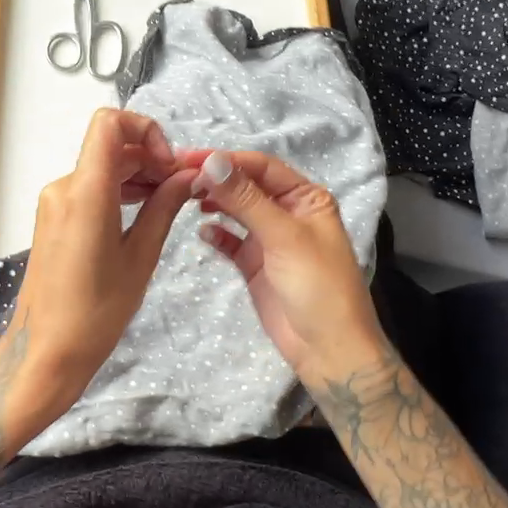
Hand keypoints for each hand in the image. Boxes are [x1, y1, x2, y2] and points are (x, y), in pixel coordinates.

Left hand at [0, 109, 198, 436]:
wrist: (45, 351)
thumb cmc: (97, 311)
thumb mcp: (140, 257)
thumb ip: (163, 208)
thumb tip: (187, 176)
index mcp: (85, 192)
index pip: (109, 123)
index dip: (145, 129)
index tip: (169, 164)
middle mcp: (64, 187)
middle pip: (111, 147)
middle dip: (150, 157)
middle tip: (184, 188)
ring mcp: (54, 202)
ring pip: (102, 167)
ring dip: (137, 174)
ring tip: (171, 202)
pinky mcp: (53, 218)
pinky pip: (90, 188)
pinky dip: (119, 191)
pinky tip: (145, 212)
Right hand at [184, 149, 386, 389]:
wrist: (328, 349)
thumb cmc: (317, 285)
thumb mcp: (283, 236)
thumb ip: (246, 199)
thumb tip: (213, 161)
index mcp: (306, 198)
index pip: (261, 167)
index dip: (226, 160)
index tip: (188, 158)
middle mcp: (289, 212)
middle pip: (246, 185)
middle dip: (216, 179)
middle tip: (179, 178)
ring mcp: (271, 239)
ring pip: (237, 210)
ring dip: (215, 202)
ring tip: (186, 199)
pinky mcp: (256, 264)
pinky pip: (231, 241)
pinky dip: (216, 234)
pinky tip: (203, 232)